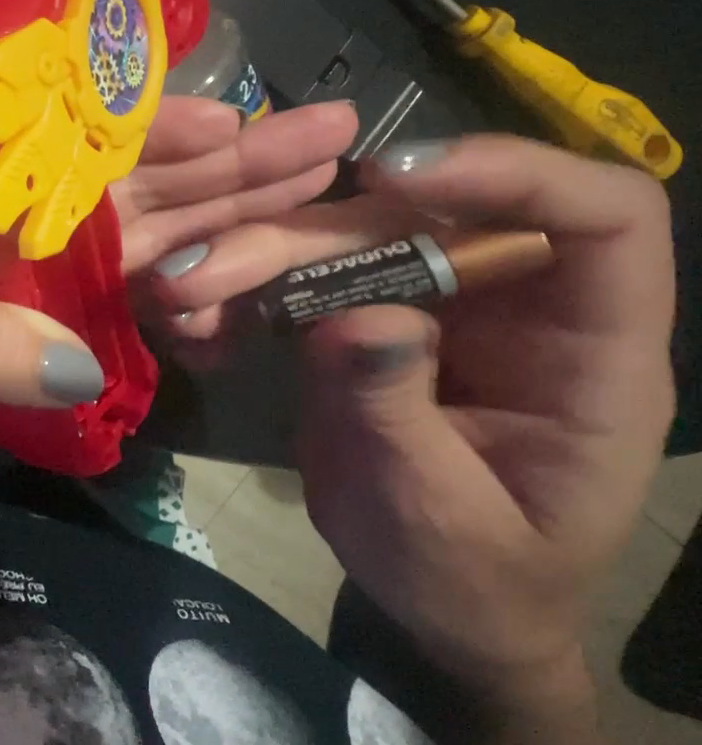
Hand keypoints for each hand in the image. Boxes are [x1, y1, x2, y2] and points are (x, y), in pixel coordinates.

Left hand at [0, 97, 357, 497]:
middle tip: (327, 134)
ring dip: (226, 212)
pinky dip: (193, 285)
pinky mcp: (49, 336)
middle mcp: (15, 239)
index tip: (234, 124)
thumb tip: (78, 361)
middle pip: (131, 193)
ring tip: (314, 187)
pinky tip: (251, 270)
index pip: (70, 163)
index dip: (151, 138)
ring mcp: (39, 286)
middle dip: (223, 163)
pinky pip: (135, 302)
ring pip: (146, 240)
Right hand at [150, 135, 675, 729]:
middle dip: (310, 233)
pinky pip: (297, 279)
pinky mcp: (359, 323)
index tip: (390, 176)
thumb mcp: (441, 515)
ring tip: (180, 292)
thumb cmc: (472, 576)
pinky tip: (194, 319)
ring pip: (342, 241)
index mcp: (585, 353)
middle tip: (209, 268)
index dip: (514, 174)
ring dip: (254, 257)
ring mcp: (428, 310)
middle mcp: (508, 308)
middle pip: (421, 220)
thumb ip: (399, 415)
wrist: (430, 602)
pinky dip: (238, 289)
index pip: (596, 220)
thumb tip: (355, 320)